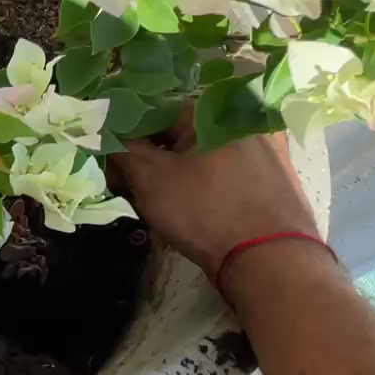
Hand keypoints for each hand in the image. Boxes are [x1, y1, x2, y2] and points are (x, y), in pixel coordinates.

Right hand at [115, 105, 319, 275]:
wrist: (270, 262)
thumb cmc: (204, 209)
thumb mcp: (148, 175)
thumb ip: (121, 147)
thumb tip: (104, 134)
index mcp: (213, 112)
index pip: (149, 111)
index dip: (121, 136)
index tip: (109, 162)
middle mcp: (242, 122)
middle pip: (173, 134)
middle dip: (144, 157)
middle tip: (124, 186)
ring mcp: (262, 151)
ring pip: (195, 154)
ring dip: (167, 172)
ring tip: (150, 201)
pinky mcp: (270, 178)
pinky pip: (219, 171)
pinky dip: (195, 183)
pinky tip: (182, 207)